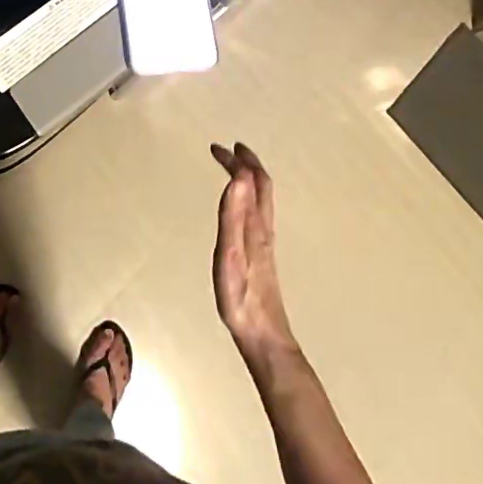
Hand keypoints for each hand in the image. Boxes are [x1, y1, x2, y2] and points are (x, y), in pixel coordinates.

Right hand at [212, 143, 296, 364]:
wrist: (264, 336)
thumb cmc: (242, 297)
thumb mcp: (231, 254)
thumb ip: (233, 215)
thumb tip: (237, 176)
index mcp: (256, 224)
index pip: (251, 181)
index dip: (236, 161)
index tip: (218, 148)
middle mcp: (263, 228)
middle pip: (261, 186)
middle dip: (247, 163)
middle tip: (231, 149)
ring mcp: (264, 242)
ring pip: (261, 199)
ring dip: (249, 178)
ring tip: (236, 171)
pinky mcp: (261, 256)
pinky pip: (257, 213)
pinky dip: (248, 197)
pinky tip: (242, 209)